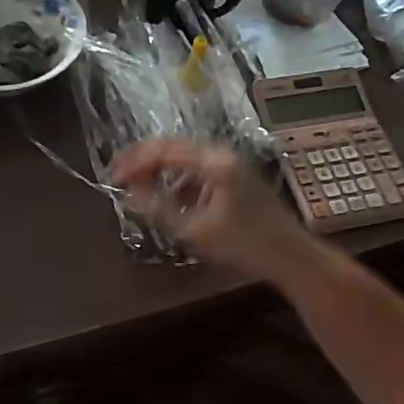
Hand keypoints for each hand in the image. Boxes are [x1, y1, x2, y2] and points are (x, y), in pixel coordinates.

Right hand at [110, 138, 319, 282]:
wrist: (290, 255)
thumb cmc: (244, 244)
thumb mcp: (195, 229)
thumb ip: (158, 208)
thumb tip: (126, 195)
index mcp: (213, 162)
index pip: (164, 150)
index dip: (134, 161)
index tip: (112, 176)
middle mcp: (222, 155)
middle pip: (174, 149)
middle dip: (145, 162)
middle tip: (120, 177)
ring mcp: (231, 165)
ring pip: (186, 160)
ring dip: (161, 172)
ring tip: (140, 190)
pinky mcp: (236, 178)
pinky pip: (199, 172)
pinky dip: (179, 182)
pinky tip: (170, 201)